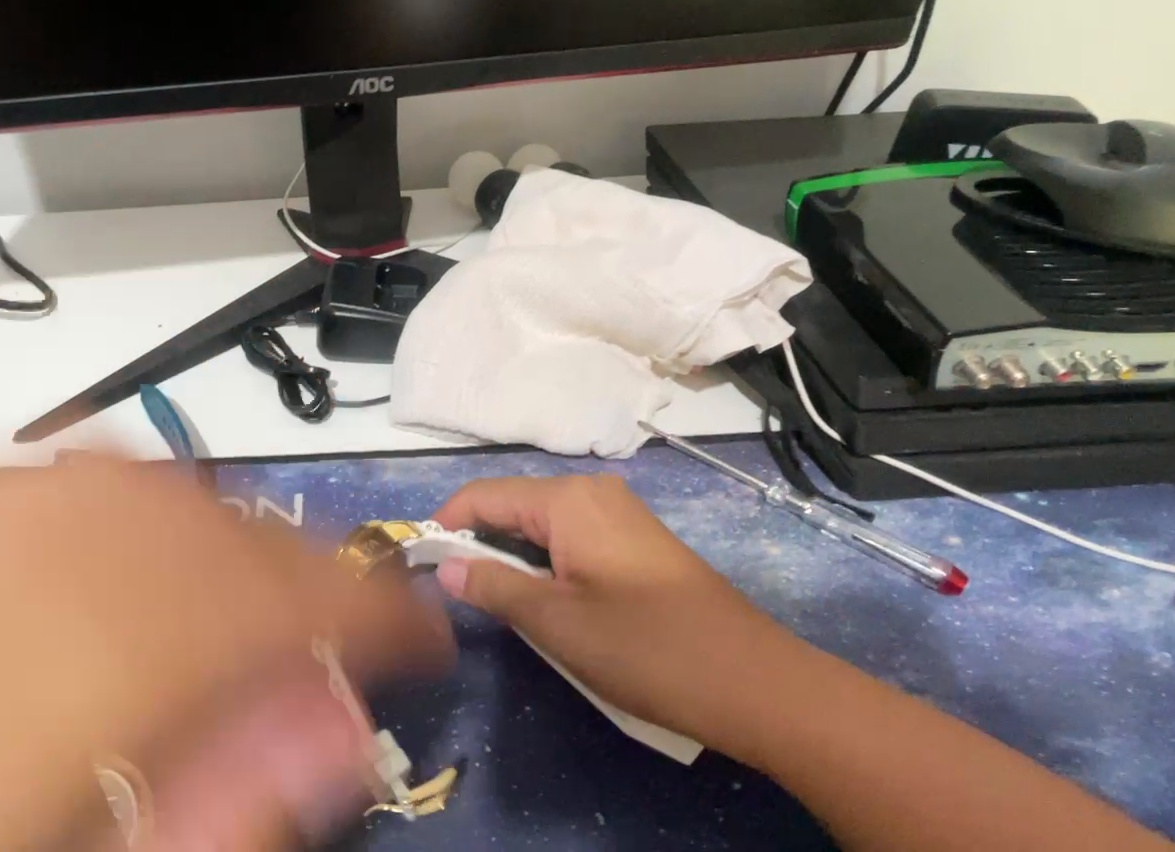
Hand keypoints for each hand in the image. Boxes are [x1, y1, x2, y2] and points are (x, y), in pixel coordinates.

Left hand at [0, 460, 451, 851]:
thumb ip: (201, 821)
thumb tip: (334, 718)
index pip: (194, 620)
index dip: (327, 605)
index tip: (405, 625)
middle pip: (133, 528)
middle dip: (264, 556)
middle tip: (330, 605)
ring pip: (59, 487)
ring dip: (186, 521)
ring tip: (246, 575)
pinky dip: (81, 512)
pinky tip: (120, 555)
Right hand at [430, 475, 802, 758]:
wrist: (755, 683)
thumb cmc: (646, 648)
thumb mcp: (557, 622)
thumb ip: (493, 587)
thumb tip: (443, 567)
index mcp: (568, 500)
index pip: (483, 495)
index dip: (445, 524)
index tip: (419, 564)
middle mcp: (593, 492)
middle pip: (513, 505)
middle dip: (478, 542)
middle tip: (453, 592)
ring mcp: (620, 515)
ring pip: (542, 525)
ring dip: (512, 557)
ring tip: (496, 602)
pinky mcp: (637, 542)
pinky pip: (572, 539)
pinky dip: (546, 563)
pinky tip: (546, 601)